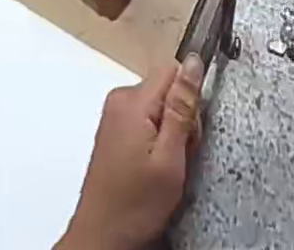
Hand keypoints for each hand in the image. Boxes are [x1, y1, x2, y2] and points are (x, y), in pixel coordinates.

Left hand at [56, 55, 204, 249]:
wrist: (100, 241)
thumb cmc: (132, 208)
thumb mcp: (170, 158)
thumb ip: (183, 106)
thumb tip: (193, 63)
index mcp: (133, 101)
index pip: (175, 69)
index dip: (189, 98)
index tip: (187, 129)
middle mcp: (120, 100)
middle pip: (167, 87)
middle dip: (180, 117)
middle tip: (176, 154)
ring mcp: (115, 115)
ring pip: (159, 103)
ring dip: (169, 130)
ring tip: (163, 165)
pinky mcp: (114, 129)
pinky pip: (146, 117)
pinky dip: (156, 138)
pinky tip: (152, 165)